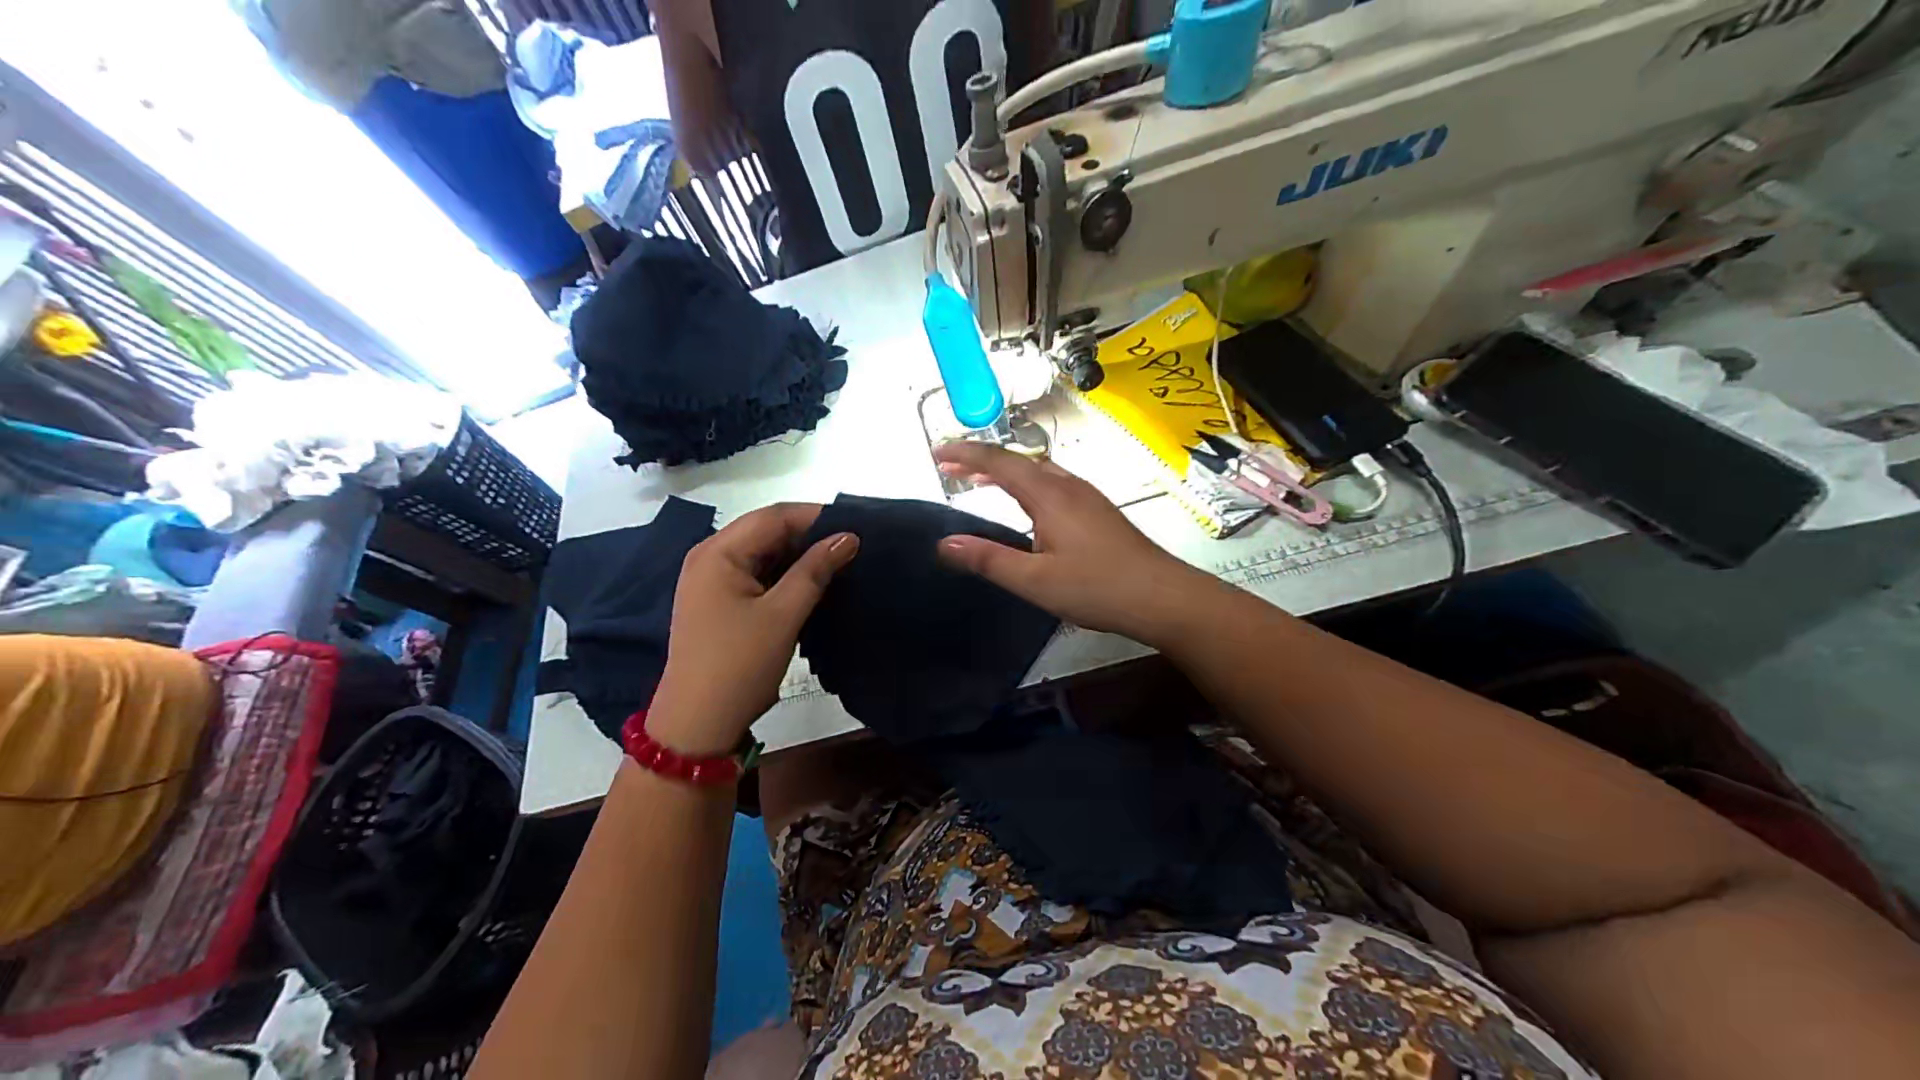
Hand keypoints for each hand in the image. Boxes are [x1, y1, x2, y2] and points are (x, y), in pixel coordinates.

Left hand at [649, 503, 856, 756]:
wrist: (699, 724)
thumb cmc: (739, 664)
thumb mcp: (783, 615)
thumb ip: (815, 570)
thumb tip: (848, 537)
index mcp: (718, 553)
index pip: (774, 516)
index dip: (816, 517)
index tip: (856, 528)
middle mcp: (710, 558)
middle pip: (767, 532)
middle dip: (810, 537)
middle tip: (854, 548)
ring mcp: (712, 582)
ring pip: (765, 555)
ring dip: (800, 558)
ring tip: (841, 565)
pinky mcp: (720, 604)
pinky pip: (758, 576)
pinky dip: (786, 577)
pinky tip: (815, 586)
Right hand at [933, 442, 1230, 647]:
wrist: (1162, 596)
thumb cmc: (1097, 588)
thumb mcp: (1034, 580)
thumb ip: (988, 559)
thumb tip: (944, 544)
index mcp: (1049, 495)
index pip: (999, 463)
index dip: (965, 455)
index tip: (937, 453)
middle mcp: (1069, 486)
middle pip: (1019, 461)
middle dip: (982, 461)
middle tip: (952, 468)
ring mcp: (1088, 497)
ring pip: (1039, 471)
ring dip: (1007, 471)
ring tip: (982, 482)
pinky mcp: (1099, 512)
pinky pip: (1054, 484)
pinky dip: (1028, 484)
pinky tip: (1029, 506)